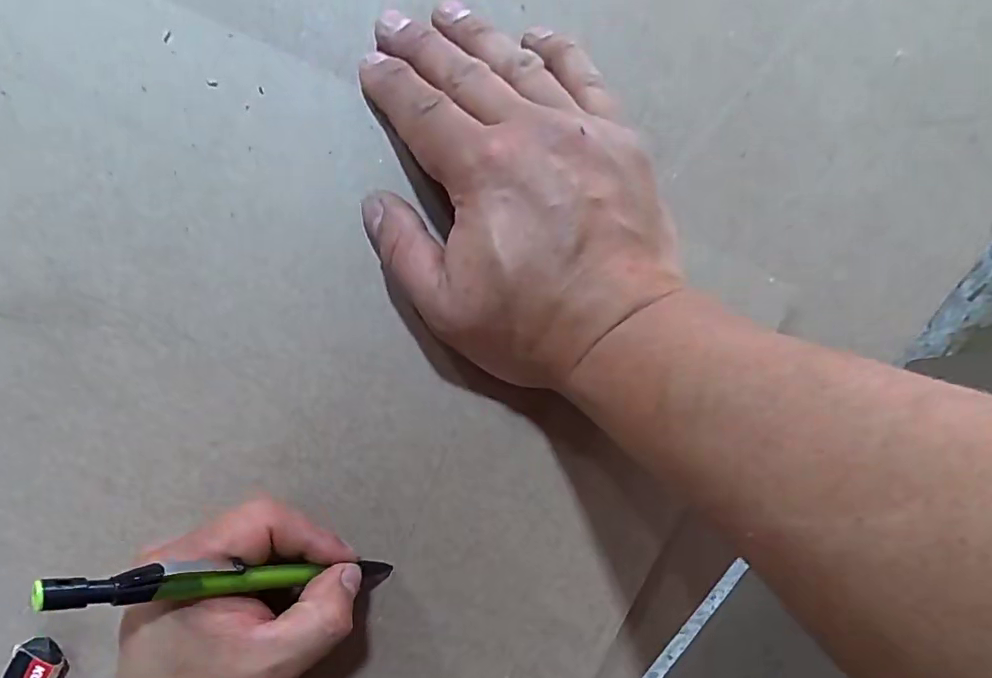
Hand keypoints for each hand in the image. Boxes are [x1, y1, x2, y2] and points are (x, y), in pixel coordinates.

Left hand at [104, 498, 362, 677]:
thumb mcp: (278, 663)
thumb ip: (323, 614)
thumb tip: (349, 573)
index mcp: (186, 562)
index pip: (263, 520)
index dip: (314, 538)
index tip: (347, 570)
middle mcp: (170, 553)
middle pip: (253, 530)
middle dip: (301, 556)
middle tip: (332, 589)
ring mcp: (168, 571)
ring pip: (244, 548)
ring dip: (284, 571)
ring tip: (306, 605)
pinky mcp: (172, 589)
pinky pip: (230, 566)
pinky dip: (263, 583)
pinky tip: (272, 614)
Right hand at [359, 5, 684, 392]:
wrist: (620, 331)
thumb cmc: (527, 327)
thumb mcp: (444, 307)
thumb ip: (404, 251)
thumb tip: (376, 203)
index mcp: (480, 170)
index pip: (423, 113)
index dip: (391, 86)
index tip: (371, 63)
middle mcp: (527, 132)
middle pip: (465, 75)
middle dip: (423, 46)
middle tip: (393, 20)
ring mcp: (580, 127)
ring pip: (519, 63)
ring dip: (479, 34)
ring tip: (449, 12)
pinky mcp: (619, 138)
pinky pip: (583, 74)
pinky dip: (556, 49)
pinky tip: (534, 35)